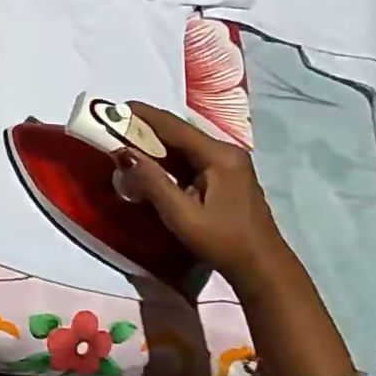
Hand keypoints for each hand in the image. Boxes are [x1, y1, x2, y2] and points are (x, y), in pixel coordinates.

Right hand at [113, 102, 298, 292]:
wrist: (262, 267)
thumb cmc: (223, 242)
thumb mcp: (182, 215)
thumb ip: (152, 182)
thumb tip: (122, 153)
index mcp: (218, 155)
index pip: (173, 126)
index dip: (142, 115)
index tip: (113, 107)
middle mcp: (226, 151)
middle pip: (179, 132)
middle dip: (145, 128)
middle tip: (114, 128)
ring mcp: (228, 163)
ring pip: (184, 145)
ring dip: (155, 144)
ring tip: (125, 143)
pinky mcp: (226, 175)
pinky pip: (190, 158)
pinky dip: (167, 157)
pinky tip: (151, 164)